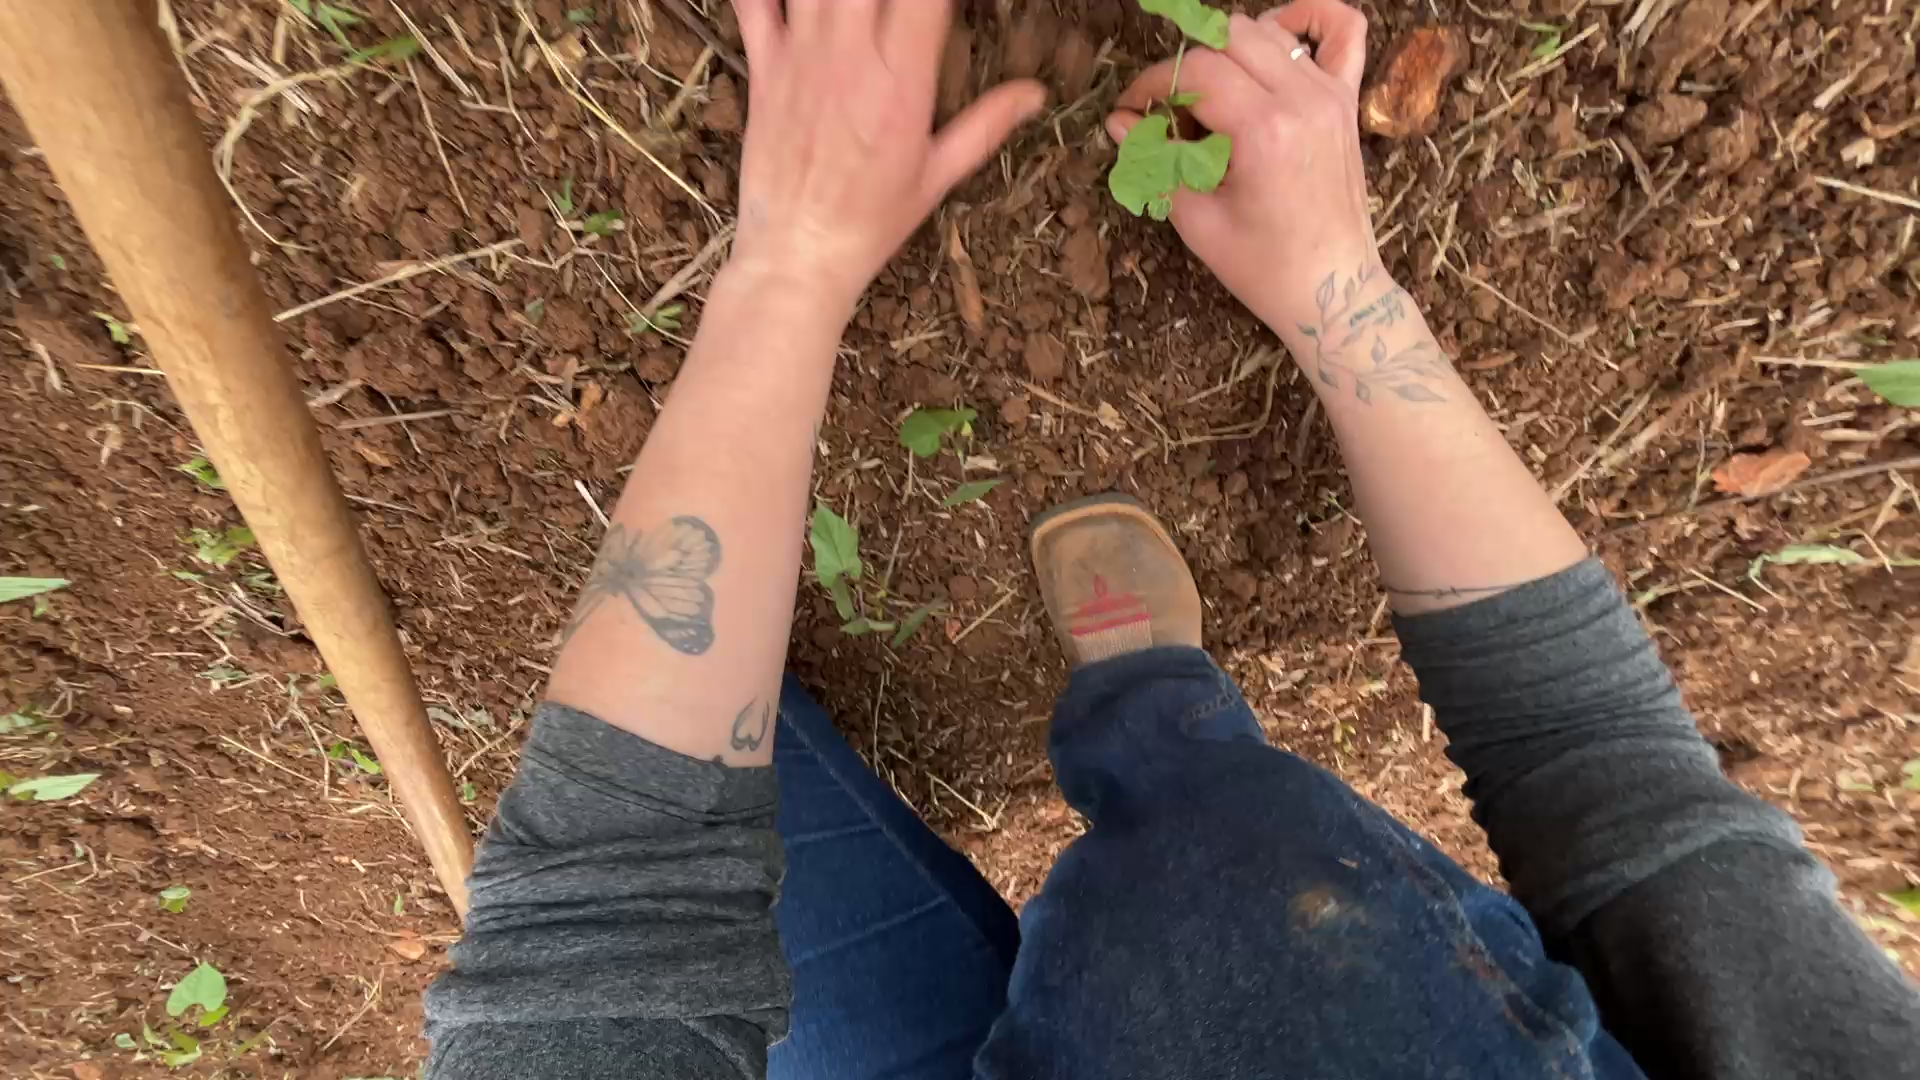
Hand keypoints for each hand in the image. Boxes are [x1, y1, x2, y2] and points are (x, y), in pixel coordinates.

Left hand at [730, 0, 1046, 313]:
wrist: (799, 254)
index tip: (951, 7)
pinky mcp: (763, 65)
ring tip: (863, 7)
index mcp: (902, 78)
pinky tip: (796, 0)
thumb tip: (1035, 94)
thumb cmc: (871, 224)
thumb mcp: (936, 179)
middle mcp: (851, 51)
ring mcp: (801, 52)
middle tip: (903, 9)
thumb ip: (985, 126)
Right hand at [1106, 0, 1379, 331]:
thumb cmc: (1260, 267)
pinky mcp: (1346, 101)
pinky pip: (1342, 31)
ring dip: (1225, 51)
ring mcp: (1329, 94)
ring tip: (1205, 95)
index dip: (1151, 84)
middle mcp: (1300, 98)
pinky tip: (1276, 37)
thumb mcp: (1196, 222)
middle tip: (1164, 110)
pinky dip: (1307, 19)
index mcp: (1261, 130)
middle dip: (1183, 66)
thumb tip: (1118, 125)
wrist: (1328, 287)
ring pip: (1269, 32)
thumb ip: (1157, 164)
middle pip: (1228, 39)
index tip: (1129, 110)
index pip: (1195, 71)